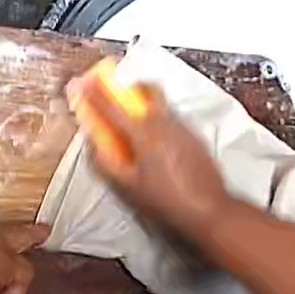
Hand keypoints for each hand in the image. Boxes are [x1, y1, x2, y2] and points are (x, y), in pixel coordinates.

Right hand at [67, 74, 231, 237]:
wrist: (211, 211)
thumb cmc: (165, 200)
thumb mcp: (128, 187)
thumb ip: (107, 163)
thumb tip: (94, 146)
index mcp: (144, 133)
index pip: (113, 107)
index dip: (96, 93)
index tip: (83, 82)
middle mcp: (164, 123)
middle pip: (148, 90)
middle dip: (130, 87)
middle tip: (119, 96)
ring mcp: (183, 127)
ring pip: (161, 104)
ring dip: (146, 104)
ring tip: (137, 124)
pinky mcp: (195, 136)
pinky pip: (173, 118)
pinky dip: (160, 120)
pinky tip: (157, 142)